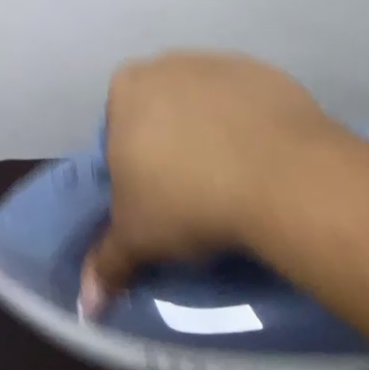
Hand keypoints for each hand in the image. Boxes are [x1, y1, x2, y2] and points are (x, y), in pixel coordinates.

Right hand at [79, 51, 345, 315]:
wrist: (281, 177)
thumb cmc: (187, 200)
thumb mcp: (137, 239)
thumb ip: (107, 263)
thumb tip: (87, 305)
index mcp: (126, 89)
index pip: (116, 127)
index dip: (131, 165)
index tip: (152, 198)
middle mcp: (168, 65)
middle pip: (160, 109)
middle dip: (169, 145)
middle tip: (189, 195)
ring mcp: (220, 64)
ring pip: (206, 105)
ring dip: (212, 135)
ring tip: (231, 184)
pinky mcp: (266, 74)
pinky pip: (249, 105)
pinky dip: (251, 130)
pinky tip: (263, 166)